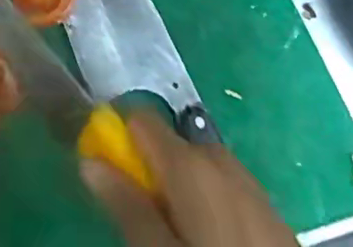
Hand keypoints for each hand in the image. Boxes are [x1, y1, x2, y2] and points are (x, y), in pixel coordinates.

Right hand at [80, 110, 297, 246]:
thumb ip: (126, 206)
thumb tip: (90, 161)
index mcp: (188, 160)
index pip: (139, 117)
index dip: (116, 138)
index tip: (105, 169)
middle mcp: (216, 153)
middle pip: (166, 145)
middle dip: (148, 174)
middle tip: (144, 222)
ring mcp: (243, 173)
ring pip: (192, 166)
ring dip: (176, 190)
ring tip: (178, 236)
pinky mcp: (262, 198)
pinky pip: (219, 183)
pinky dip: (203, 200)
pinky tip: (210, 239)